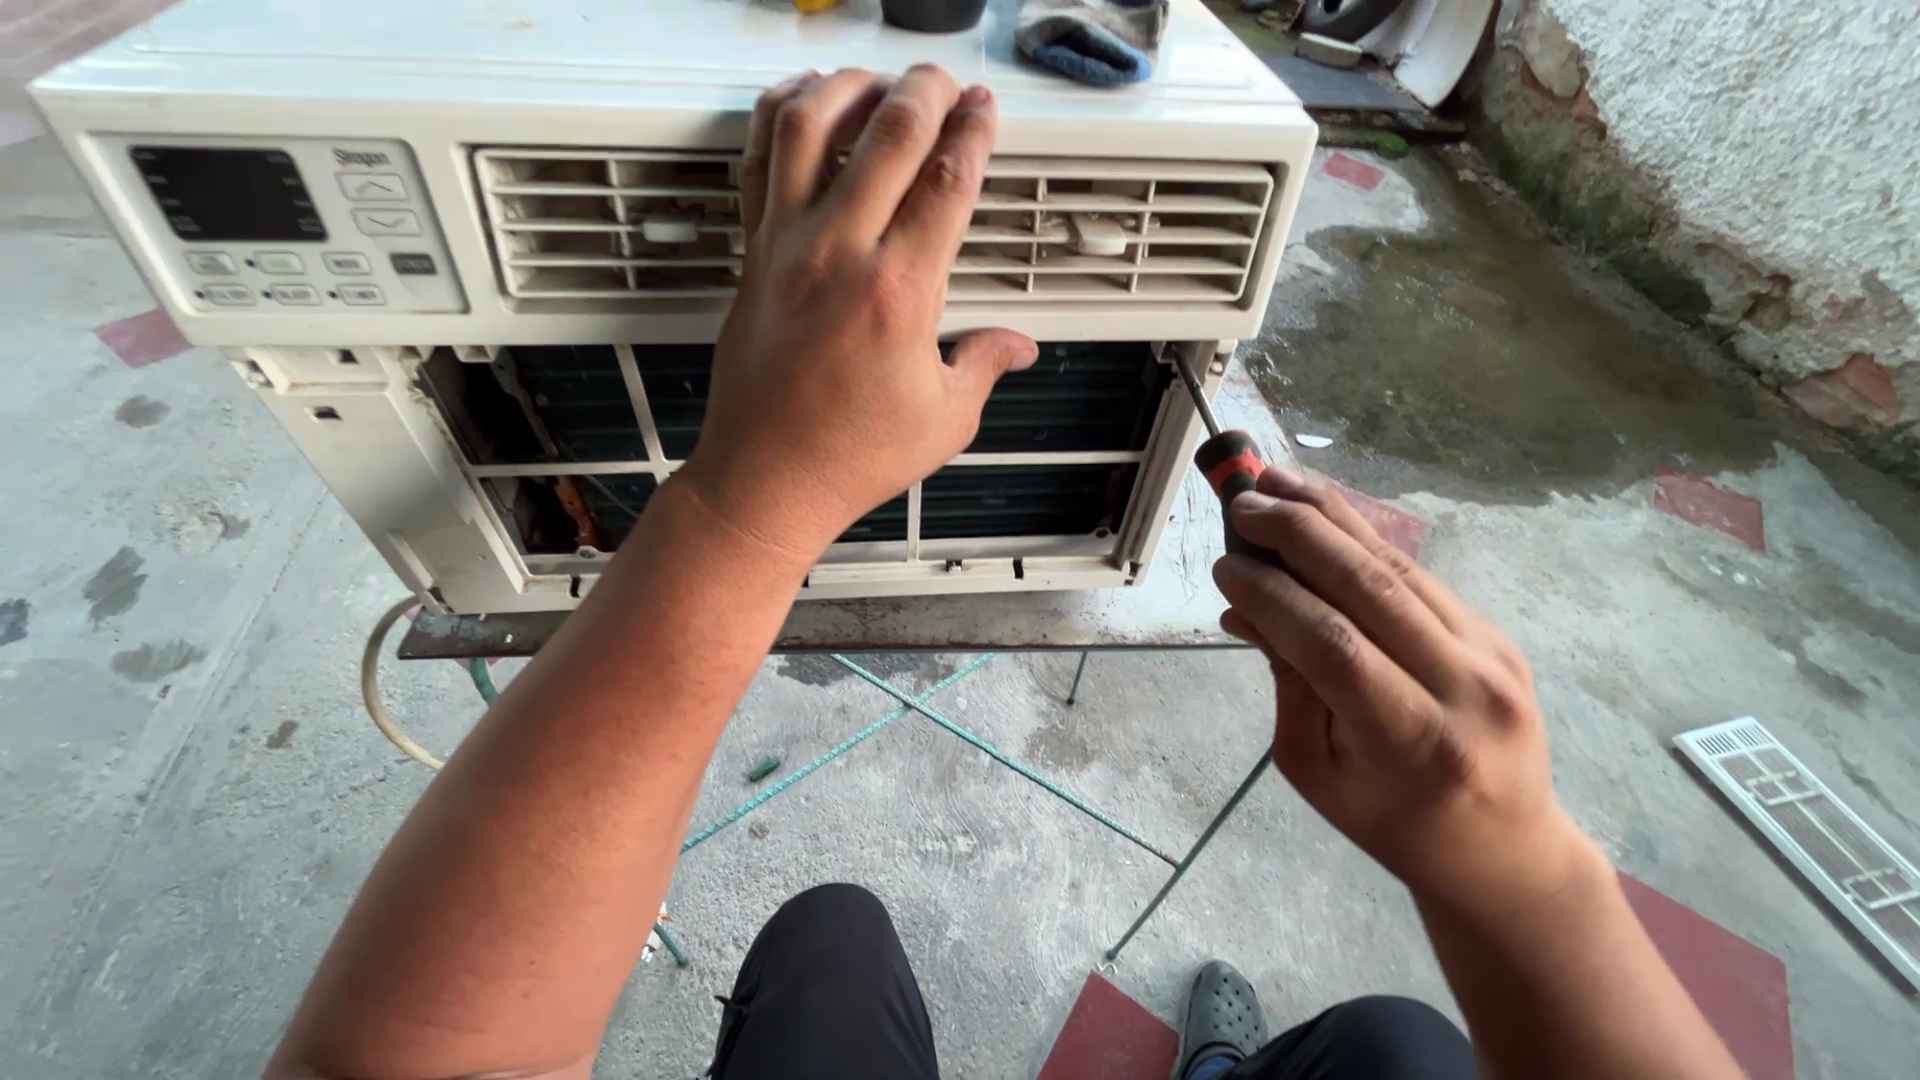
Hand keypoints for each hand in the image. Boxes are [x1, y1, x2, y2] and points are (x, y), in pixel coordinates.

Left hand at [677, 67, 1038, 561]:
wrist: (768, 478)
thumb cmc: (847, 455)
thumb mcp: (944, 420)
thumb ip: (985, 366)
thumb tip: (1016, 347)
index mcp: (900, 293)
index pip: (947, 182)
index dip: (972, 133)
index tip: (983, 111)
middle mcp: (840, 255)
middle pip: (887, 134)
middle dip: (924, 91)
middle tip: (942, 83)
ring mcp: (787, 249)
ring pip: (809, 126)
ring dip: (849, 87)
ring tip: (875, 79)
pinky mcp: (753, 257)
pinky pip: (756, 163)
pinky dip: (775, 118)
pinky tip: (798, 104)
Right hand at [1213, 468, 1601, 917]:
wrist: (1503, 846)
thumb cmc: (1389, 822)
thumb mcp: (1314, 769)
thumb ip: (1286, 683)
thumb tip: (1244, 608)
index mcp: (1411, 740)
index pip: (1333, 646)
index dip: (1273, 597)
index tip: (1225, 567)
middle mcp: (1462, 686)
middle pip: (1372, 586)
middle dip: (1299, 534)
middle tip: (1243, 500)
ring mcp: (1490, 652)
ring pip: (1397, 566)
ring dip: (1330, 517)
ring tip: (1275, 482)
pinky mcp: (1494, 632)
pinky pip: (1416, 574)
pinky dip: (1359, 537)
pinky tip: (1320, 511)